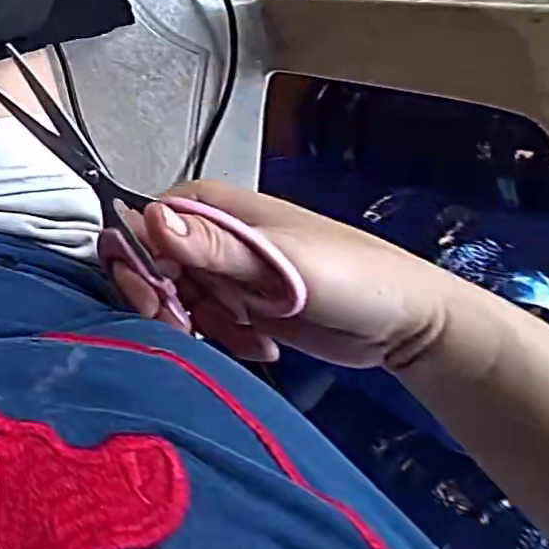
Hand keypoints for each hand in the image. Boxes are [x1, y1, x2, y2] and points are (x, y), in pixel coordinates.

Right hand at [116, 180, 481, 370]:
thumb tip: (150, 218)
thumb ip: (213, 243)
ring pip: (172, 297)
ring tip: (247, 334)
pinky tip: (260, 343)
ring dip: (201, 324)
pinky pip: (200, 319)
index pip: (139, 227)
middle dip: (167, 301)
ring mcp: (218, 267)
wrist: (408, 325)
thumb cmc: (351, 277)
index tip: (163, 299)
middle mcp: (204, 232)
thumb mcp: (279, 260)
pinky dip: (222, 336)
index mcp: (205, 204)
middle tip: (193, 325)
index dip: (140, 264)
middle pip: (149, 265)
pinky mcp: (233, 300)